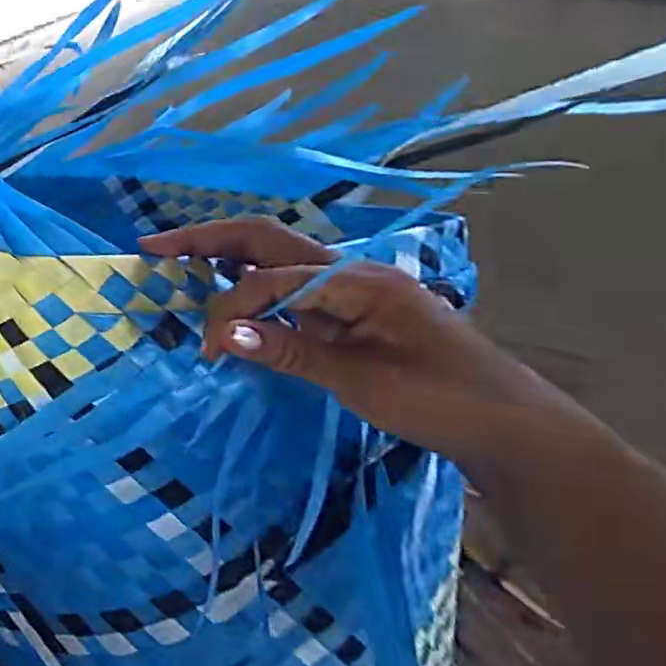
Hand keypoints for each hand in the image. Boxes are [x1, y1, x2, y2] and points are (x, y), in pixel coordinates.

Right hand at [138, 217, 598, 469]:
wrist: (513, 428)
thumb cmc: (443, 401)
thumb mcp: (362, 380)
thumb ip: (288, 350)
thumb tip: (218, 334)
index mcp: (359, 282)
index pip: (270, 281)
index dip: (229, 308)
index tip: (207, 348)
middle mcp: (350, 272)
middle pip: (264, 239)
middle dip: (205, 238)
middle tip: (153, 246)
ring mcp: (348, 287)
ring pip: (271, 255)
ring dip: (221, 254)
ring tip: (174, 259)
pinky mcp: (344, 307)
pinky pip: (284, 282)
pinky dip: (244, 281)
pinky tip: (221, 289)